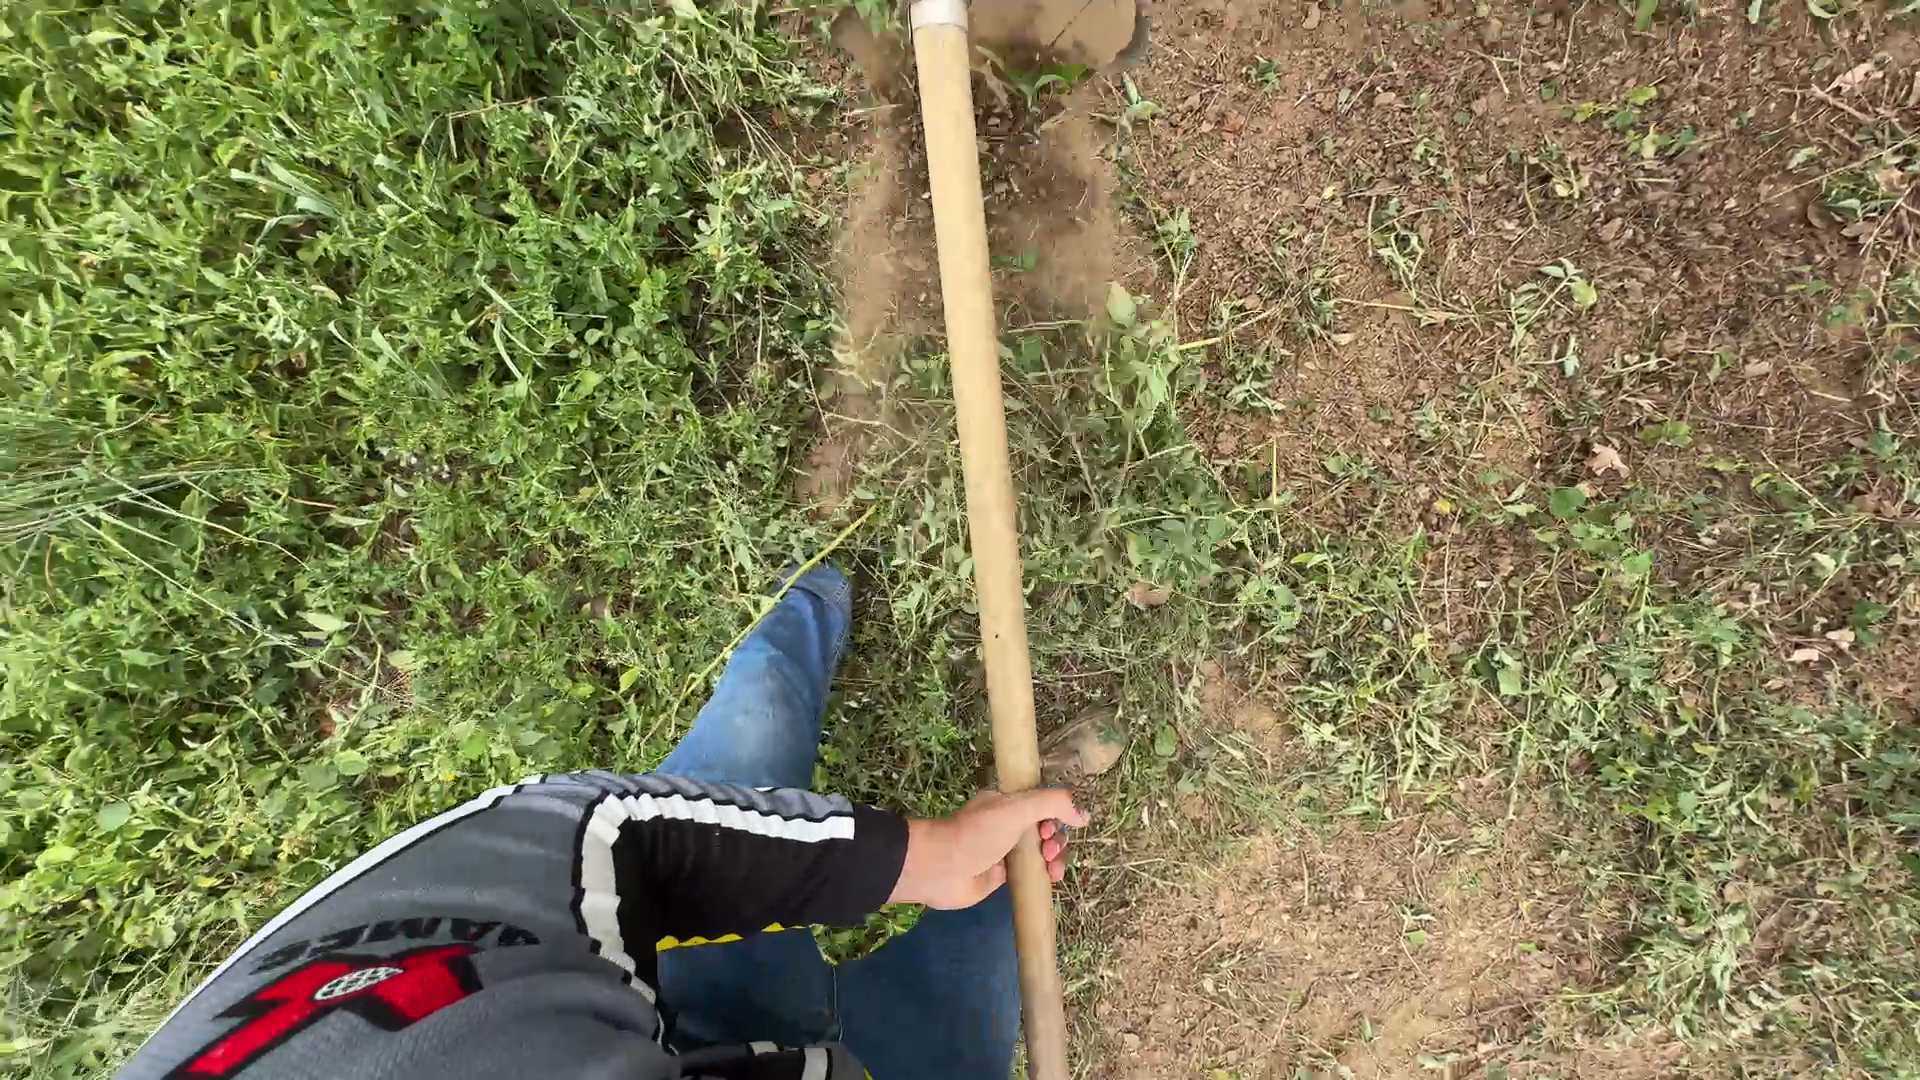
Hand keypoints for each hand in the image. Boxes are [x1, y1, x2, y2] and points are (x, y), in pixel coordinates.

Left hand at [888, 788, 1088, 909]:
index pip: (1042, 801)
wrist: (942, 868)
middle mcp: (1008, 823)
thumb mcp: (1017, 808)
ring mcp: (1006, 849)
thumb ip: (1051, 804)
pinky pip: (1032, 872)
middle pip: (1045, 826)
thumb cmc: (979, 833)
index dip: (1054, 812)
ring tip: (1052, 866)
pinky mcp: (1004, 875)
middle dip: (1055, 836)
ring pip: (1041, 851)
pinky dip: (1045, 874)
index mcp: (1007, 801)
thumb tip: (1083, 815)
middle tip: (1049, 846)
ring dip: (1055, 856)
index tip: (1056, 824)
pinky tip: (1050, 878)